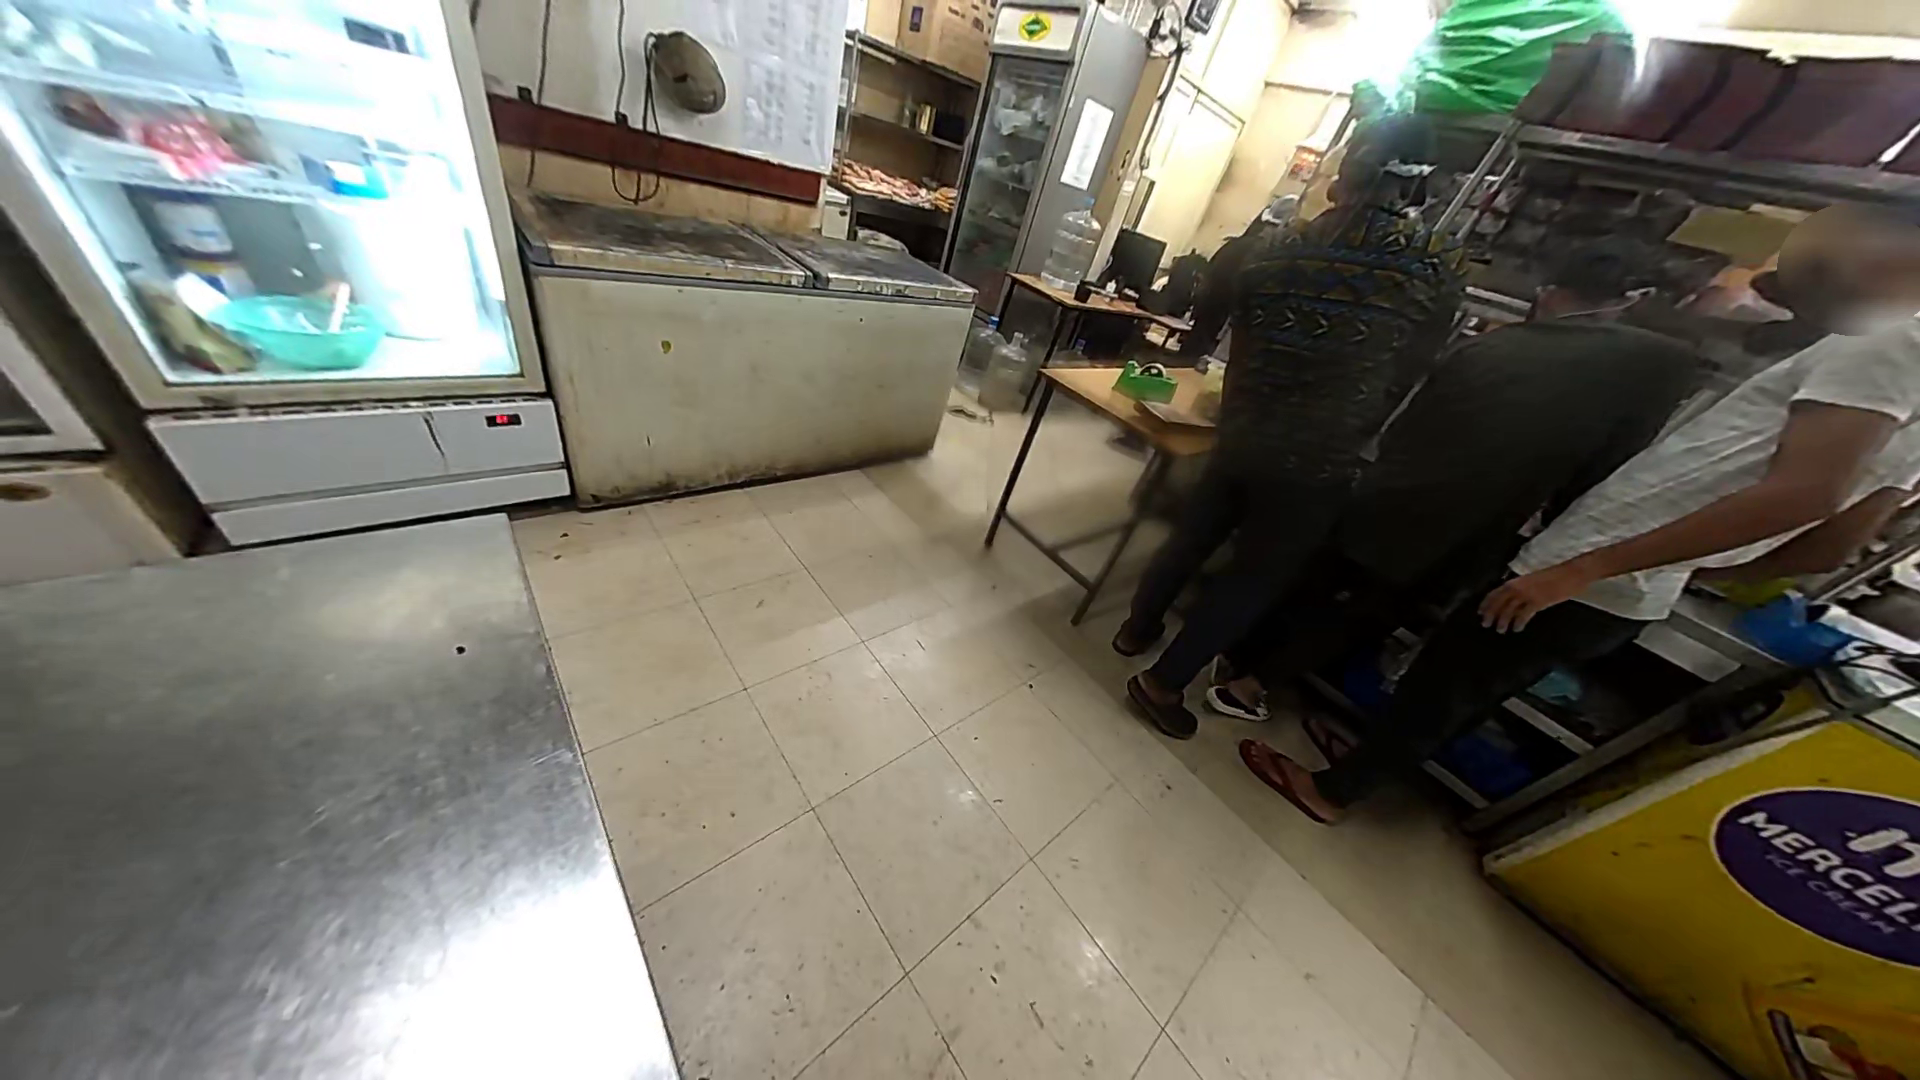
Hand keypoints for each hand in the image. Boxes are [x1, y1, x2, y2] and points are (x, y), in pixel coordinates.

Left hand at [1479, 561, 1603, 632]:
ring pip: (1508, 610)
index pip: (1493, 594)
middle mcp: (1516, 588)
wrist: (1572, 573)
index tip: (1480, 612)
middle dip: (1490, 615)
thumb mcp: (1529, 581)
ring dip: (1503, 621)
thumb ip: (1519, 589)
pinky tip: (1517, 628)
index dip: (1485, 604)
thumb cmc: (1553, 576)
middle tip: (1485, 624)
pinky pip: (1524, 614)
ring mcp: (1526, 595)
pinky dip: (1519, 622)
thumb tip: (1511, 600)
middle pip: (1497, 603)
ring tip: (1500, 630)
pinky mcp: (1538, 602)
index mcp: (1513, 582)